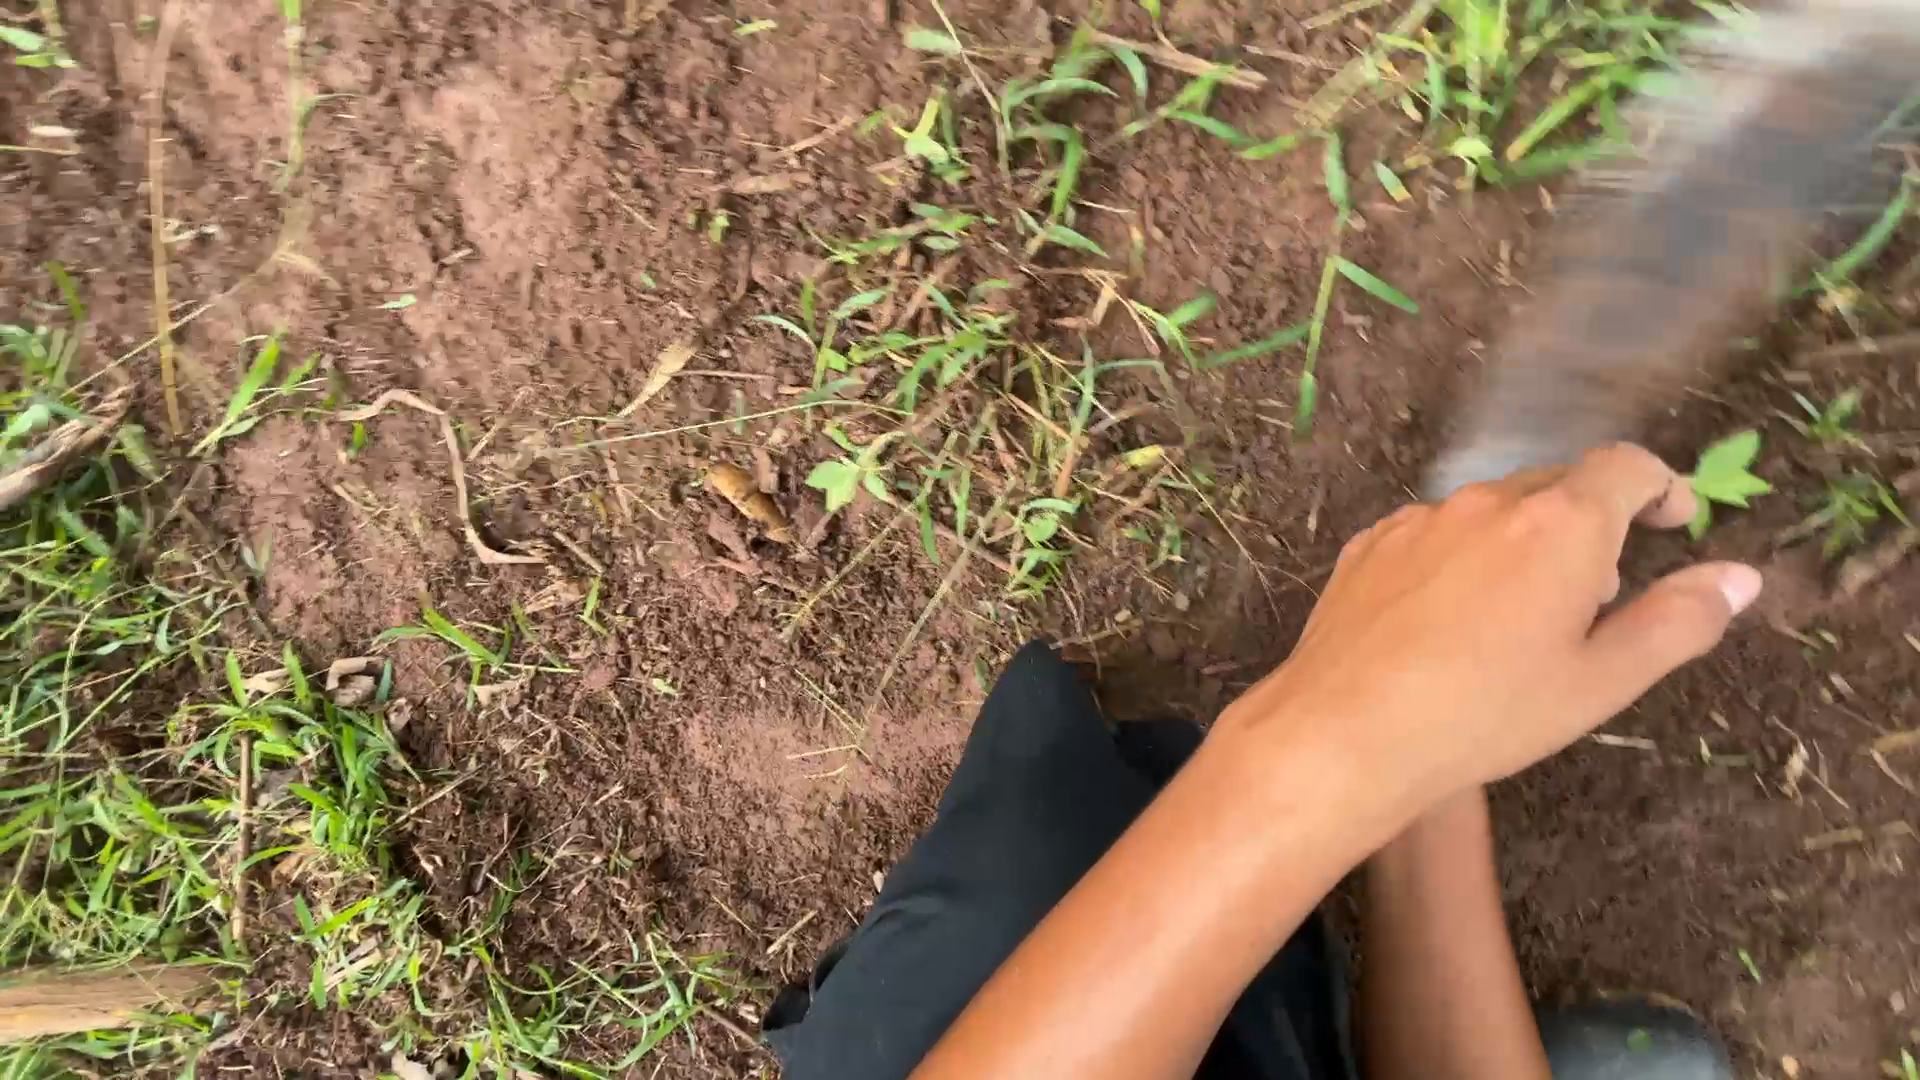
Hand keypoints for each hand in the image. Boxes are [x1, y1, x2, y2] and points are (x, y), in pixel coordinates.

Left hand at [1220, 442, 1761, 809]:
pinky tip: (1442, 614)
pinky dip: (1454, 554)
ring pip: (1482, 512)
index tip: (1670, 523)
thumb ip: (1677, 620)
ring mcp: (1411, 523)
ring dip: (1516, 541)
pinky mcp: (1363, 546)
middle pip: (1551, 487)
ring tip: (1511, 614)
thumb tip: (1736, 576)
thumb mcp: (1600, 679)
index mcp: (1554, 524)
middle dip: (1586, 525)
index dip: (1659, 487)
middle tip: (1591, 594)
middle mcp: (1478, 506)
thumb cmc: (1485, 710)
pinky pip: (1426, 534)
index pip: (1623, 466)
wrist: (1347, 722)